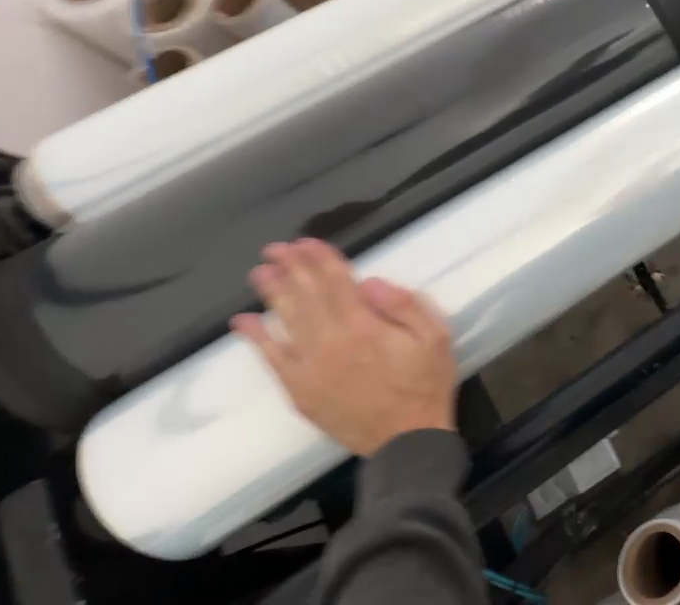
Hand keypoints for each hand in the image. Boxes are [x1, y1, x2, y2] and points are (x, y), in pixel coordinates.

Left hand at [233, 239, 456, 455]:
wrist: (406, 438)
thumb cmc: (426, 383)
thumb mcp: (435, 337)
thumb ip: (405, 306)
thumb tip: (370, 283)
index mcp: (365, 327)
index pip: (338, 284)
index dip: (322, 261)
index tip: (307, 242)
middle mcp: (331, 343)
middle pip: (308, 298)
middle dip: (293, 270)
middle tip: (276, 248)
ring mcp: (310, 368)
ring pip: (287, 322)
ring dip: (273, 294)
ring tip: (260, 271)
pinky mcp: (299, 390)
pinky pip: (272, 359)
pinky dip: (257, 338)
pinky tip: (243, 320)